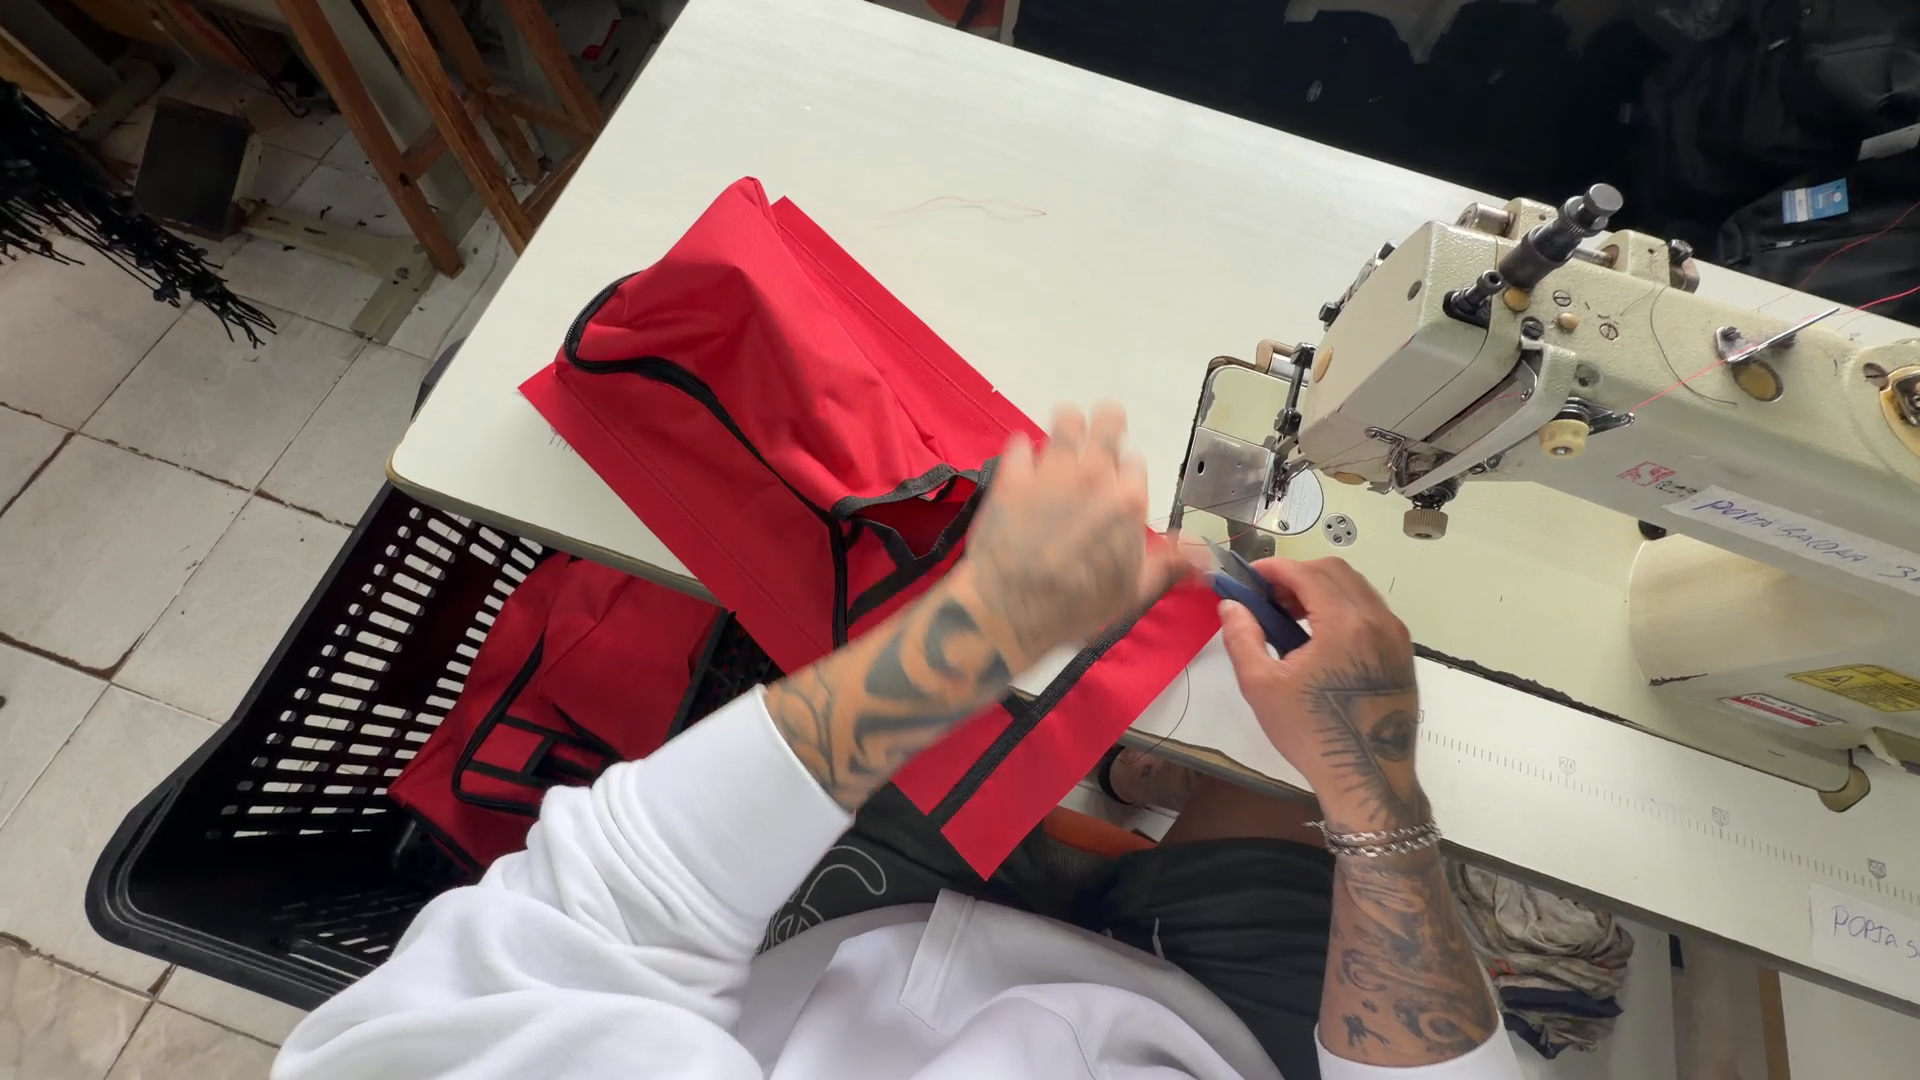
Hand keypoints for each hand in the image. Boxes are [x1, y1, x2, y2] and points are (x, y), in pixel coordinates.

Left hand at [960, 403, 1189, 670]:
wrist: (1012, 606)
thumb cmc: (1078, 604)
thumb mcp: (1133, 590)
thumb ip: (1169, 563)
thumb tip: (1205, 555)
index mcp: (1128, 499)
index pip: (1135, 462)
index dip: (1125, 472)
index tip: (1116, 483)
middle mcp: (1093, 475)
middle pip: (1107, 424)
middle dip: (1105, 424)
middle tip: (1097, 432)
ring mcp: (1051, 470)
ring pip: (1065, 421)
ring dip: (1067, 425)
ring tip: (1063, 434)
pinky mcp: (1013, 474)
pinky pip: (1019, 444)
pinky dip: (1022, 451)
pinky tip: (1022, 463)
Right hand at [1216, 557, 1426, 833]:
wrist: (1367, 778)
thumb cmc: (1310, 731)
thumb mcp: (1261, 685)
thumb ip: (1242, 636)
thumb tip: (1231, 604)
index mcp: (1345, 624)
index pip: (1307, 573)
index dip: (1273, 568)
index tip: (1248, 578)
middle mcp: (1378, 620)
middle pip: (1335, 571)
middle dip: (1295, 574)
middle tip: (1265, 595)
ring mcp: (1396, 636)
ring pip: (1355, 587)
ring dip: (1319, 588)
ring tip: (1287, 614)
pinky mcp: (1401, 652)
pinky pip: (1369, 609)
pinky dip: (1339, 605)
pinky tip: (1315, 634)